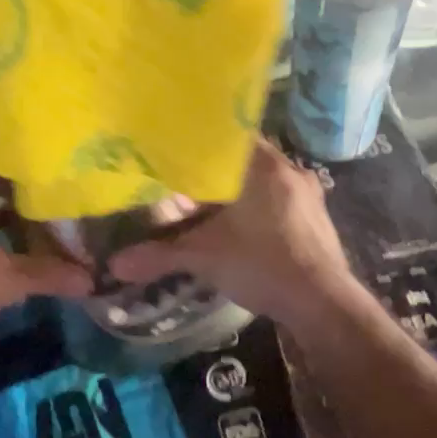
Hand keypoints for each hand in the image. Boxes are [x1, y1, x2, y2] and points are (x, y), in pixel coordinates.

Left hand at [0, 161, 90, 342]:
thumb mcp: (1, 283)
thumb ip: (46, 274)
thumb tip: (91, 280)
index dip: (30, 148)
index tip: (62, 148)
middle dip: (28, 168)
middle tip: (66, 169)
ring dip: (15, 187)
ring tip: (54, 189)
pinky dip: (1, 203)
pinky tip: (28, 214)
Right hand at [110, 141, 369, 331]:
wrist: (322, 303)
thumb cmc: (262, 264)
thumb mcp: (204, 257)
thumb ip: (159, 255)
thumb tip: (114, 265)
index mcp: (264, 164)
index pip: (229, 134)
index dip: (201, 141)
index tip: (177, 149)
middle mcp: (290, 169)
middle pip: (245, 158)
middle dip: (216, 171)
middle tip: (184, 181)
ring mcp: (308, 194)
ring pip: (264, 181)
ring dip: (238, 191)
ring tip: (207, 206)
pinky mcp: (317, 219)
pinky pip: (280, 201)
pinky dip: (258, 208)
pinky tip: (240, 228)